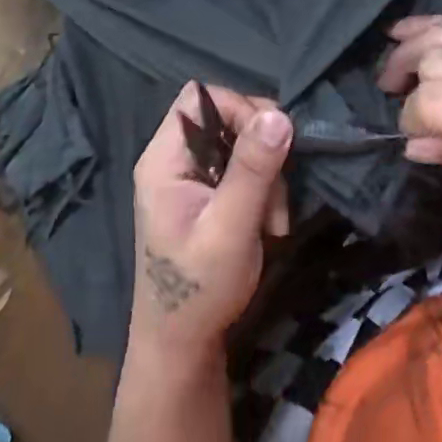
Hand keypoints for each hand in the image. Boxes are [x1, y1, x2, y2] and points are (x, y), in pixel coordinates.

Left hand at [129, 84, 292, 356]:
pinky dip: (260, 193)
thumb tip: (279, 114)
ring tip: (271, 224)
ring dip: (265, 179)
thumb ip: (253, 170)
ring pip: (238, 147)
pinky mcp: (203, 196)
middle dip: (260, 152)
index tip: (271, 144)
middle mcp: (171, 159)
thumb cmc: (199, 287)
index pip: (200, 98)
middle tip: (275, 198)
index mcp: (163, 158)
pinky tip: (266, 226)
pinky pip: (238, 172)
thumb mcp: (231, 227)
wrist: (180, 342)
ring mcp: (186, 178)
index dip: (239, 109)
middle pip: (224, 120)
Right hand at [379, 17, 441, 243]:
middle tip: (396, 104)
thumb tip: (413, 143)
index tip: (413, 139)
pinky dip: (434, 28)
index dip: (409, 120)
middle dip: (405, 84)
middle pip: (433, 61)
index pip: (434, 103)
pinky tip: (407, 36)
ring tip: (392, 73)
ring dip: (411, 52)